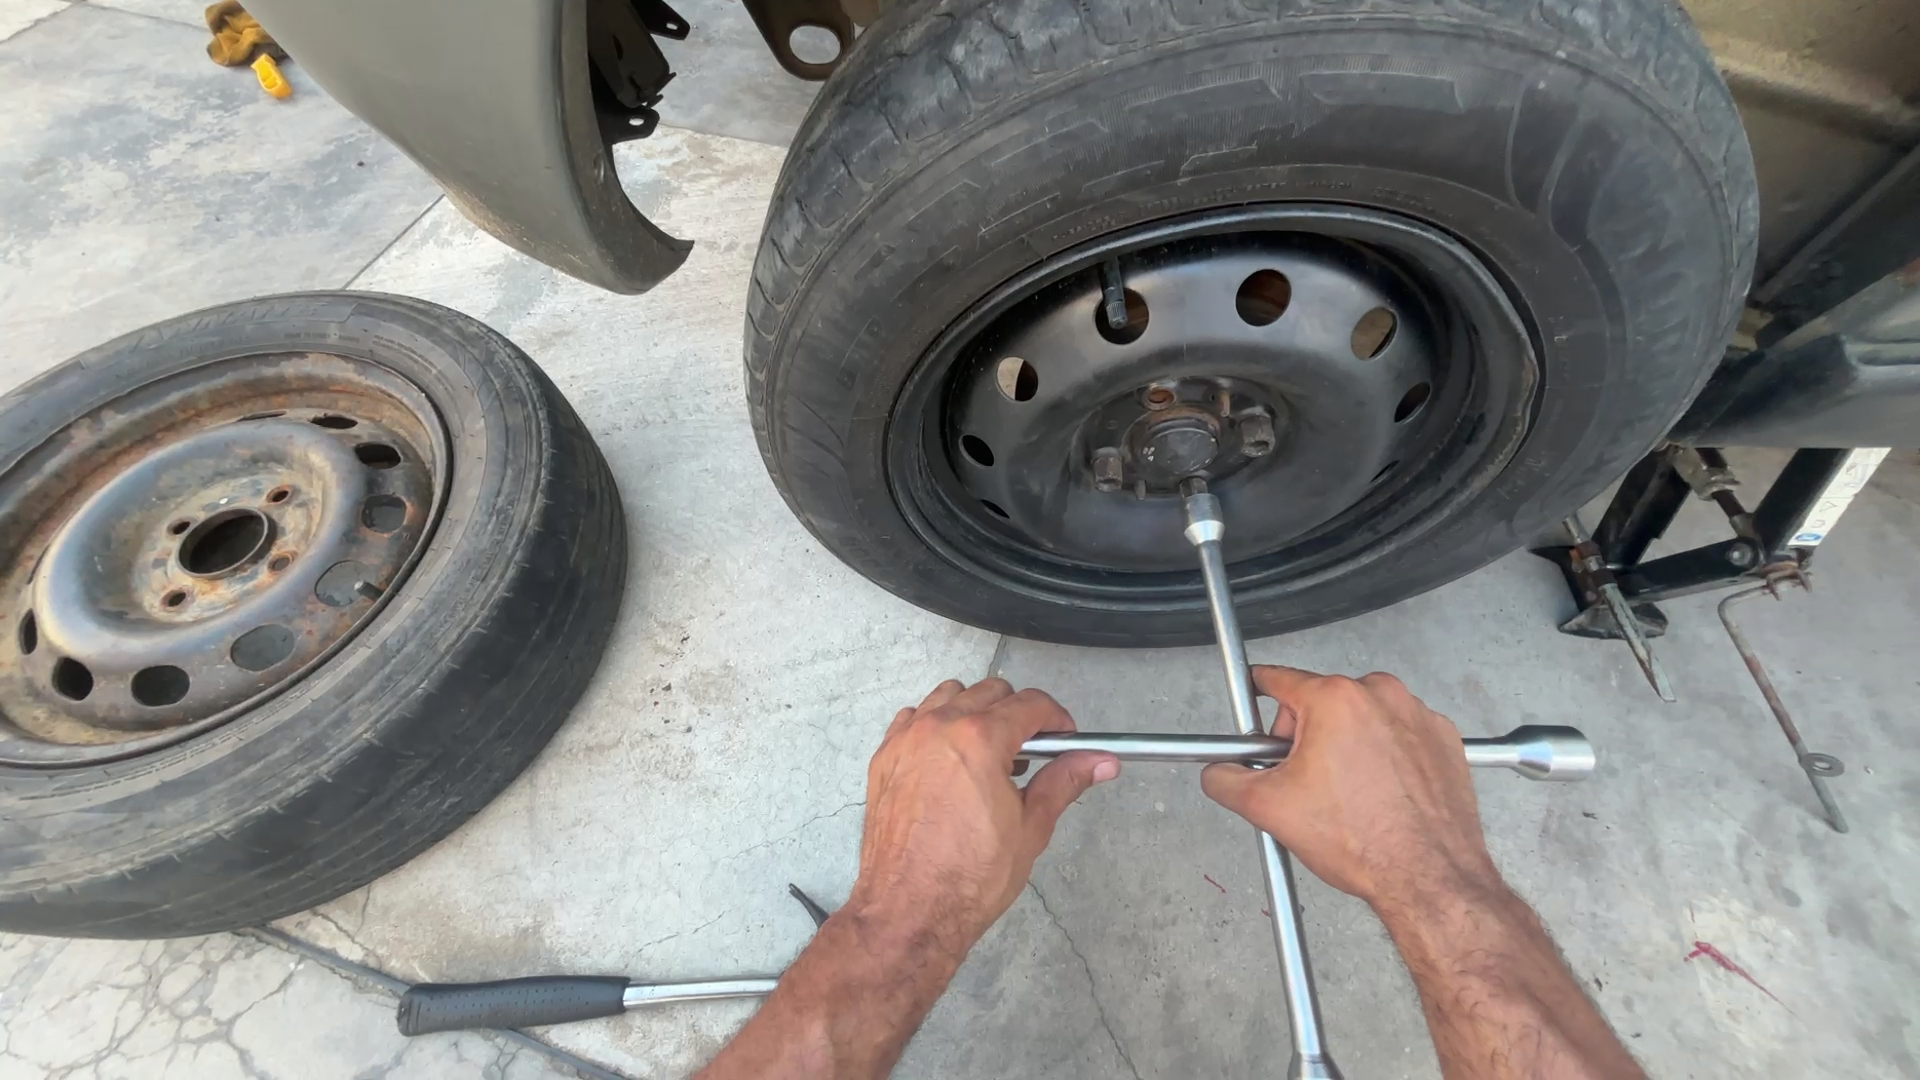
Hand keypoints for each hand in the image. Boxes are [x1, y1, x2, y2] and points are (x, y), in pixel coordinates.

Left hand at [848, 678, 1119, 950]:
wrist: (910, 911)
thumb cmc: (970, 877)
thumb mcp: (1030, 827)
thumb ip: (1065, 781)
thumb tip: (1100, 762)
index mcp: (981, 739)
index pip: (1031, 703)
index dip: (1057, 718)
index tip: (1064, 738)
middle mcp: (941, 726)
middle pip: (991, 691)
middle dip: (1018, 713)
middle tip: (1031, 750)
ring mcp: (907, 738)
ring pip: (949, 694)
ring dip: (975, 710)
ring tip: (988, 751)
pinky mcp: (885, 756)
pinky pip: (913, 717)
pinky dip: (934, 724)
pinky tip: (947, 758)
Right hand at [1200, 665, 1498, 912]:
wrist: (1430, 881)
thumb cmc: (1364, 842)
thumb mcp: (1266, 807)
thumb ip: (1224, 779)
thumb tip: (1218, 772)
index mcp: (1334, 700)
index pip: (1276, 678)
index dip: (1257, 696)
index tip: (1256, 705)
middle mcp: (1380, 696)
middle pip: (1318, 699)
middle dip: (1303, 733)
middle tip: (1304, 777)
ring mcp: (1417, 716)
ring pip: (1358, 714)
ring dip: (1344, 741)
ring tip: (1344, 790)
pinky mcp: (1444, 740)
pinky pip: (1396, 731)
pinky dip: (1383, 752)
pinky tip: (1376, 790)